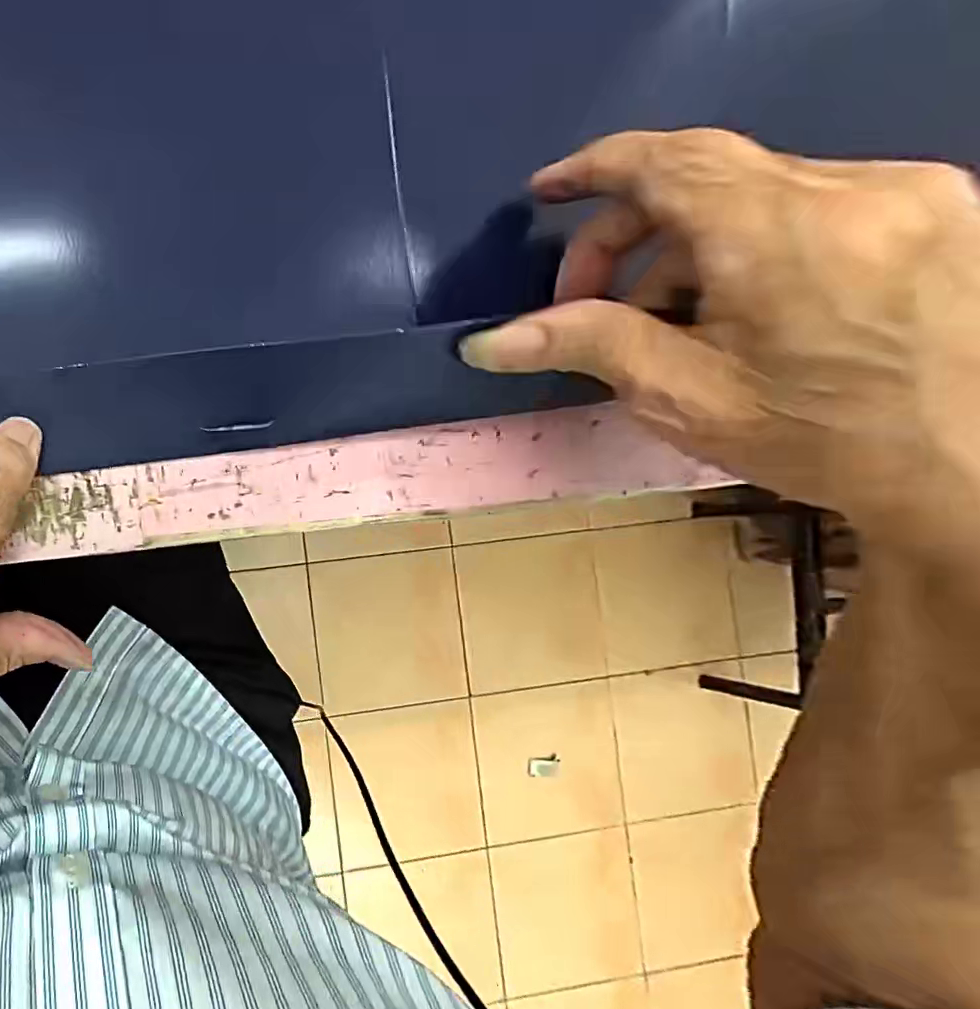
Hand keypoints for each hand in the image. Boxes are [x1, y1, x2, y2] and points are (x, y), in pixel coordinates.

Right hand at [458, 128, 979, 545]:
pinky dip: (740, 249)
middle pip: (705, 181)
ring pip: (752, 197)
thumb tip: (485, 343)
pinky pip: (805, 208)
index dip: (597, 167)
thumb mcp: (677, 394)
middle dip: (625, 237)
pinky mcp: (936, 215)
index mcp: (783, 232)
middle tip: (585, 308)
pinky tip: (731, 312)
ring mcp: (910, 197)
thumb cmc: (817, 434)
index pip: (672, 163)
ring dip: (681, 252)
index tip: (544, 191)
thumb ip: (584, 344)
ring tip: (664, 327)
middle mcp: (857, 190)